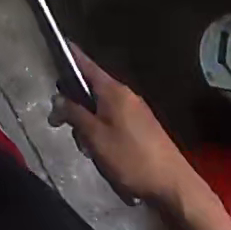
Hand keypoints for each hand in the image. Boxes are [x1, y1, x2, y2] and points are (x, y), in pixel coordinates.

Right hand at [56, 46, 203, 206]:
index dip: (72, 56)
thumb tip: (59, 99)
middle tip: (61, 125)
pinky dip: (101, 130)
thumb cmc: (130, 158)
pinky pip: (113, 120)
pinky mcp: (141, 127)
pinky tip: (101, 152)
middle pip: (92, 89)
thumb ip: (74, 115)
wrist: (171, 184)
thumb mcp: (95, 137)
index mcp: (114, 91)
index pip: (87, 65)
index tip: (59, 45)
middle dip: (74, 105)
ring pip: (101, 108)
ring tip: (86, 148)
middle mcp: (125, 95)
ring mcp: (135, 111)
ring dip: (88, 123)